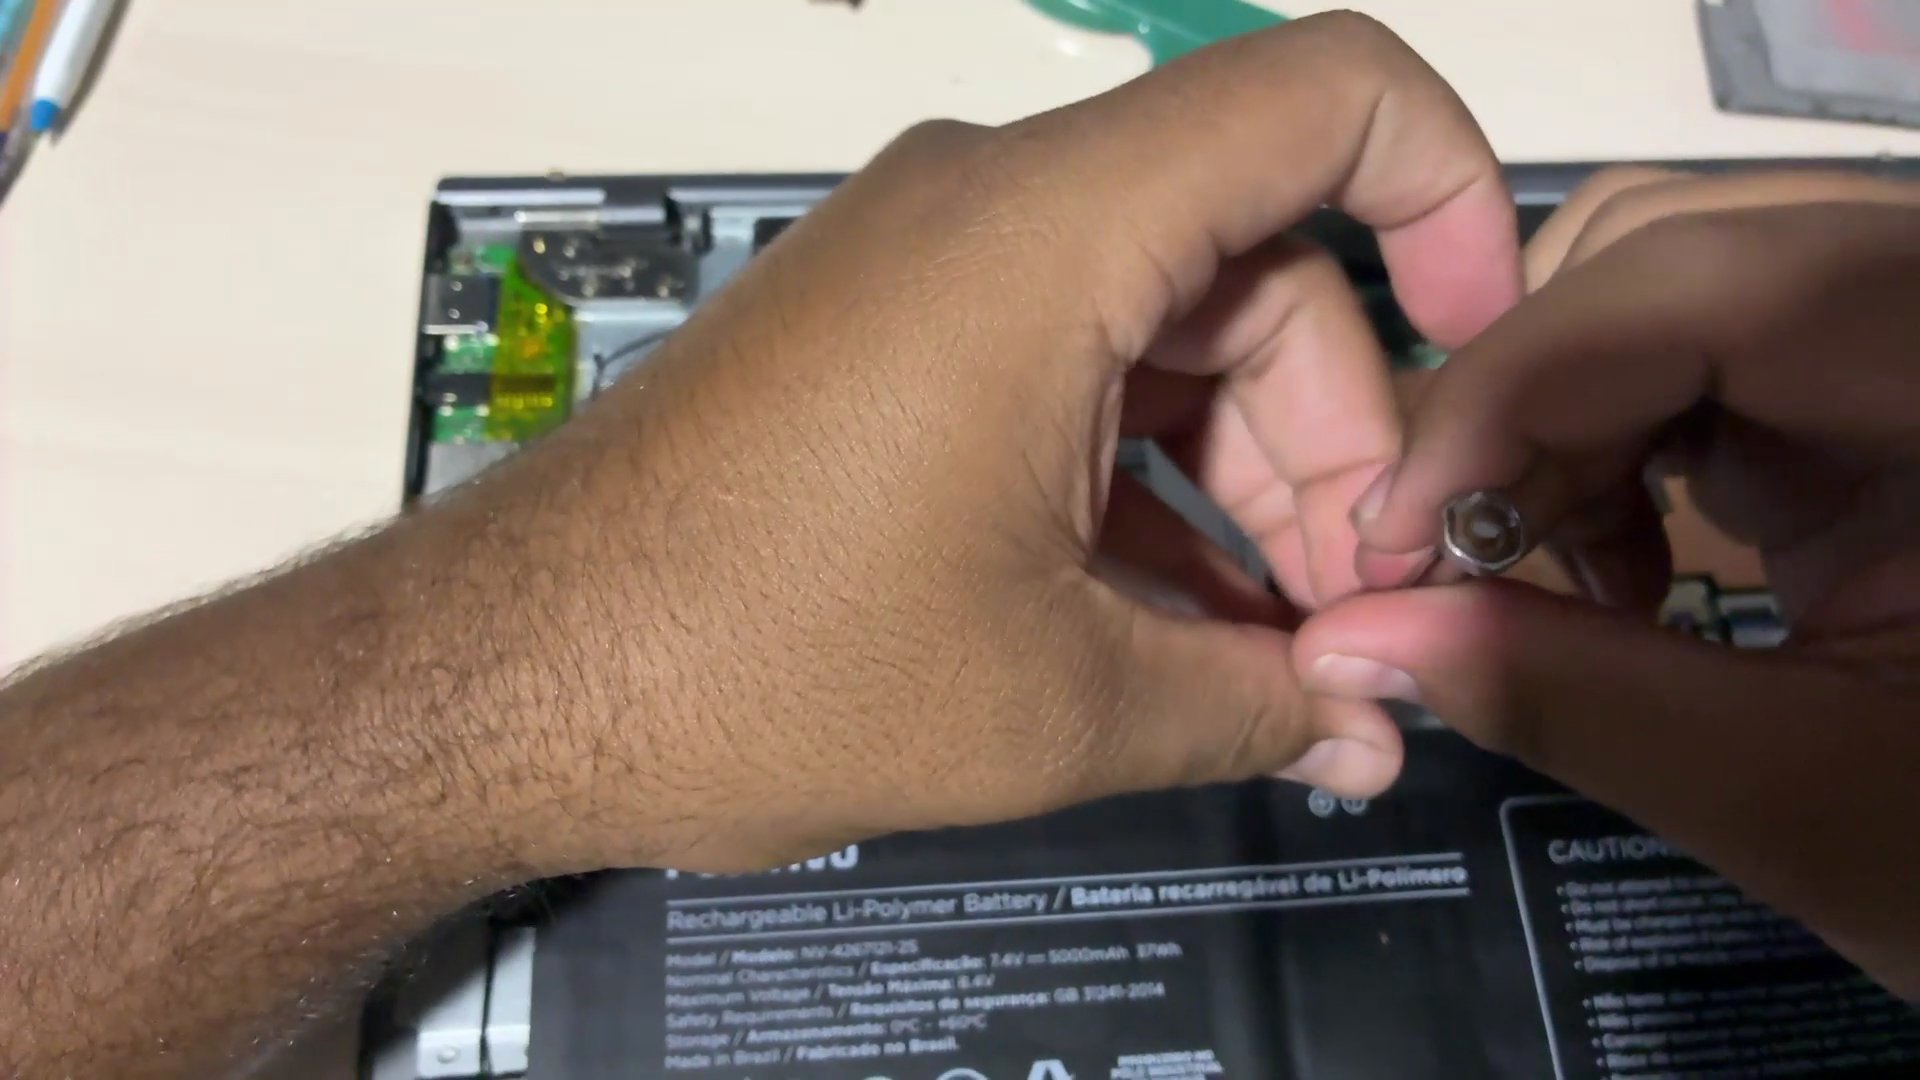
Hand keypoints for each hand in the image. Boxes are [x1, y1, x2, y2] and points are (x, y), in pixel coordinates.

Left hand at [517, 13, 1521, 874]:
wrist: (522, 679)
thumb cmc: (768, 673)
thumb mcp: (1048, 707)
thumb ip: (1246, 707)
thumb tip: (1368, 735)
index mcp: (1046, 241)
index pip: (1323, 102)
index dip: (1449, 197)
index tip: (1479, 354)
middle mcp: (986, 221)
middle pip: (1254, 282)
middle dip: (1327, 453)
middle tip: (1343, 622)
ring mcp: (929, 287)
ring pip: (1161, 347)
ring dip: (1234, 495)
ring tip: (1269, 649)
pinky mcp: (888, 358)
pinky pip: (1066, 389)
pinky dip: (1135, 492)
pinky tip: (1167, 613)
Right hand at [1293, 172, 1919, 996]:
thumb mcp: (1807, 802)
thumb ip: (1557, 697)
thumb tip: (1336, 639)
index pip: (1700, 283)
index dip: (1506, 391)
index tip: (1392, 532)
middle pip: (1649, 266)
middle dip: (1505, 418)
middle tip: (1433, 556)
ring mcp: (1903, 345)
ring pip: (1636, 308)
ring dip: (1529, 441)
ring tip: (1510, 566)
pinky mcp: (1858, 398)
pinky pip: (1661, 372)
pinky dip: (1576, 464)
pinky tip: (1592, 571)